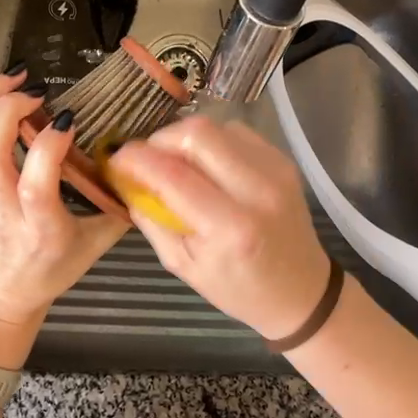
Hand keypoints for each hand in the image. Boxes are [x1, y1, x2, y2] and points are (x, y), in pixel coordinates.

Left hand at [0, 68, 129, 366]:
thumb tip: (143, 170)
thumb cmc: (47, 274)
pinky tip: (7, 99)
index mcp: (39, 228)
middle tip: (36, 88)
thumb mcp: (91, 248)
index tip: (70, 119)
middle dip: (6, 108)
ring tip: (16, 77)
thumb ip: (117, 210)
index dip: (49, 145)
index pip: (34, 183)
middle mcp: (4, 208)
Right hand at [109, 118, 331, 340]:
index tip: (116, 160)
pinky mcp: (283, 161)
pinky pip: (236, 132)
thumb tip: (126, 180)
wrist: (301, 290)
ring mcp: (275, 171)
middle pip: (197, 134)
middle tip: (147, 158)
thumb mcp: (183, 266)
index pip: (173, 176)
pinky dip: (211, 142)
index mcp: (230, 229)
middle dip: (160, 139)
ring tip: (175, 162)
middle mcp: (257, 192)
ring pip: (216, 127)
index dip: (137, 159)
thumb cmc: (237, 288)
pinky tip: (205, 164)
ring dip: (185, 139)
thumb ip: (152, 219)